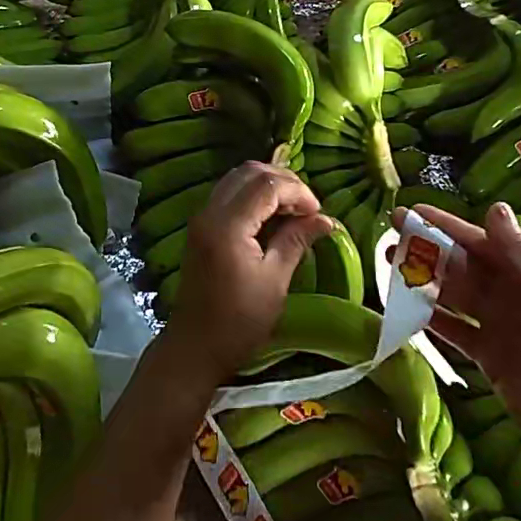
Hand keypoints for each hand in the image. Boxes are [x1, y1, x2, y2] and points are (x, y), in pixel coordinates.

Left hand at [169, 163, 336, 382]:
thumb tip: (326, 219)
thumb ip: (296, 240)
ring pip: (238, 178)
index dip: (298, 192)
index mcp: (227, 227)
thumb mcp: (275, 280)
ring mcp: (202, 217)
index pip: (267, 185)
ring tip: (293, 209)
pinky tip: (273, 215)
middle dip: (284, 182)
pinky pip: (230, 193)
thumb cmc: (238, 321)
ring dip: (269, 185)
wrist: (194, 348)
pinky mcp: (202, 226)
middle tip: (307, 207)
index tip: (317, 213)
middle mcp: (210, 213)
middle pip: (251, 172)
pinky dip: (254, 194)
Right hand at [395, 202, 520, 489]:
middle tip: (390, 235)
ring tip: (389, 266)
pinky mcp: (496, 366)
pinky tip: (409, 313)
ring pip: (457, 300)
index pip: (484, 243)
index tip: (412, 211)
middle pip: (465, 268)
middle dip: (429, 250)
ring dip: (425, 283)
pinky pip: (459, 337)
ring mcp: (505, 333)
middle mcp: (518, 299)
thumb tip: (495, 208)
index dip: (448, 227)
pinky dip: (435, 324)